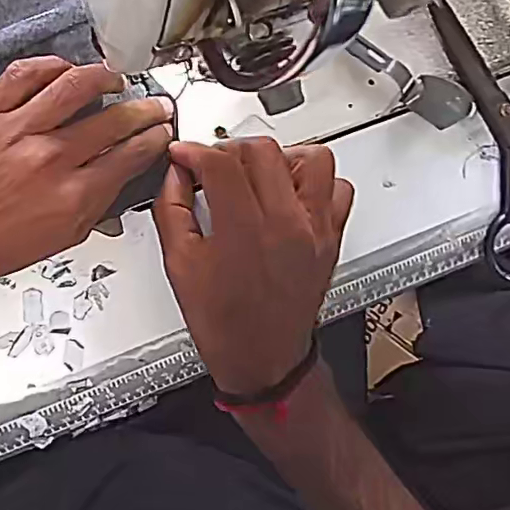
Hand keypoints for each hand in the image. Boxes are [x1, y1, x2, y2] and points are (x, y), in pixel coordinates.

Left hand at [0, 58, 172, 311]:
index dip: (154, 138)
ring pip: (73, 86)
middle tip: (152, 104)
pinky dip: (50, 65)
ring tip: (114, 78)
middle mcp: (47, 159)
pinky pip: (23, 75)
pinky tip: (64, 69)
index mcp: (71, 196)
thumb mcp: (63, 237)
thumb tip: (122, 172)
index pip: (129, 155)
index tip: (159, 131)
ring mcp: (15, 132)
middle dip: (144, 109)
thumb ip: (98, 203)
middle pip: (112, 120)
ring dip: (104, 77)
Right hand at [152, 138, 353, 395]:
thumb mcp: (179, 265)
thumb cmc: (224, 323)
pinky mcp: (331, 238)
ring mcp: (315, 230)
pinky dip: (315, 182)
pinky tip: (290, 193)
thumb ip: (171, 210)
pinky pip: (338, 189)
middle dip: (228, 150)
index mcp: (244, 230)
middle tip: (213, 166)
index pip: (220, 163)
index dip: (193, 152)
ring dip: (279, 157)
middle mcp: (286, 224)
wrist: (263, 358)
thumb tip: (175, 176)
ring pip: (312, 158)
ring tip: (256, 173)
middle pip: (262, 151)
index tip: (184, 156)